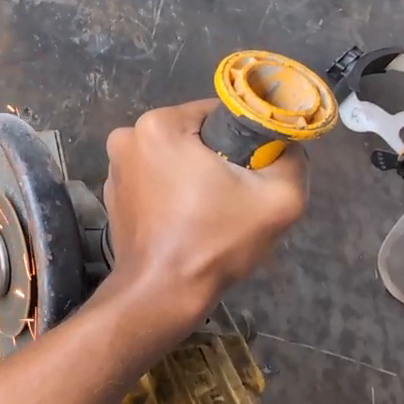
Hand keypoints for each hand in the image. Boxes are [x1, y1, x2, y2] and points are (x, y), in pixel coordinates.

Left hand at [98, 99, 308, 327]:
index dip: (244, 137)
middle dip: (219, 158)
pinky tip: (188, 220)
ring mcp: (114, 167)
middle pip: (193, 135)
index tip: (256, 166)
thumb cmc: (215, 240)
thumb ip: (291, 160)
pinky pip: (155, 180)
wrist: (162, 290)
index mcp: (158, 125)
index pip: (217, 113)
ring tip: (213, 211)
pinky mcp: (113, 193)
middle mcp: (127, 137)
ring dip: (195, 176)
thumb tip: (286, 147)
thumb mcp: (279, 198)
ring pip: (173, 159)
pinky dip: (173, 192)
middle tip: (238, 194)